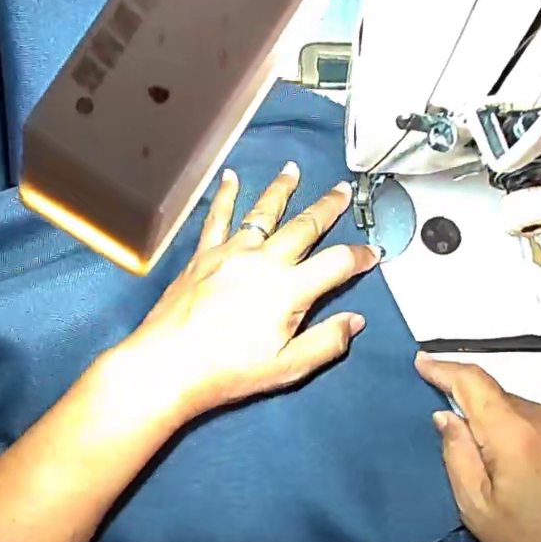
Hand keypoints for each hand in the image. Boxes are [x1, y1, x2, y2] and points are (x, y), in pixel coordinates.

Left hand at [105, 162, 379, 427]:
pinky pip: (217, 218)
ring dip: (281, 190)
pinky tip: (230, 179)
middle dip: (327, 207)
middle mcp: (262, 262)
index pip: (337, 263)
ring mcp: (230, 254)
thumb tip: (354, 322)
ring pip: (262, 212)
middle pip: (304, 226)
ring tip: (292, 171)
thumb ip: (326, 342)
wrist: (169, 365)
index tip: (371, 252)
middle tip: (340, 191)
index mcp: (288, 290)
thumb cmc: (226, 370)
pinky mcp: (203, 256)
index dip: (360, 255)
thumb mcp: (287, 367)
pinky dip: (226, 196)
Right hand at [415, 355, 540, 541]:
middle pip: (496, 395)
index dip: (442, 368)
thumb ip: (457, 454)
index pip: (472, 381)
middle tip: (446, 430)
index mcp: (516, 431)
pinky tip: (519, 467)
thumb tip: (447, 417)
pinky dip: (521, 433)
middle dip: (468, 403)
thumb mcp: (478, 508)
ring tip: (485, 460)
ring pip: (521, 411)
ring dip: (496, 422)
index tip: (420, 361)